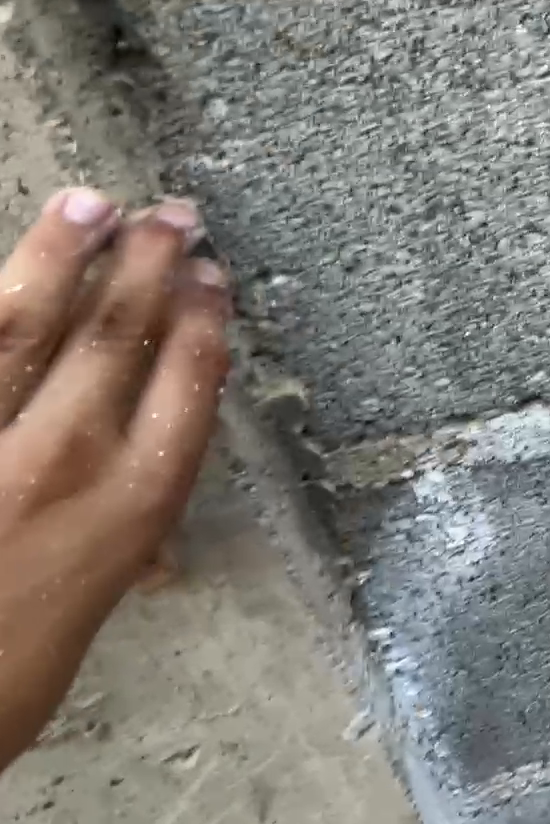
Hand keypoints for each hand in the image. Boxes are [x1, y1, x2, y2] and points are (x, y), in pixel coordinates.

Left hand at [0, 189, 231, 769]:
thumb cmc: (9, 662)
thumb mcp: (105, 592)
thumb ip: (130, 527)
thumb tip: (158, 497)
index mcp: (137, 495)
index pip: (188, 377)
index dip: (202, 314)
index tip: (211, 270)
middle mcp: (64, 461)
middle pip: (115, 340)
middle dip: (145, 268)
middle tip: (169, 212)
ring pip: (23, 332)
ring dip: (61, 261)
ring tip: (88, 205)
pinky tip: (1, 278)